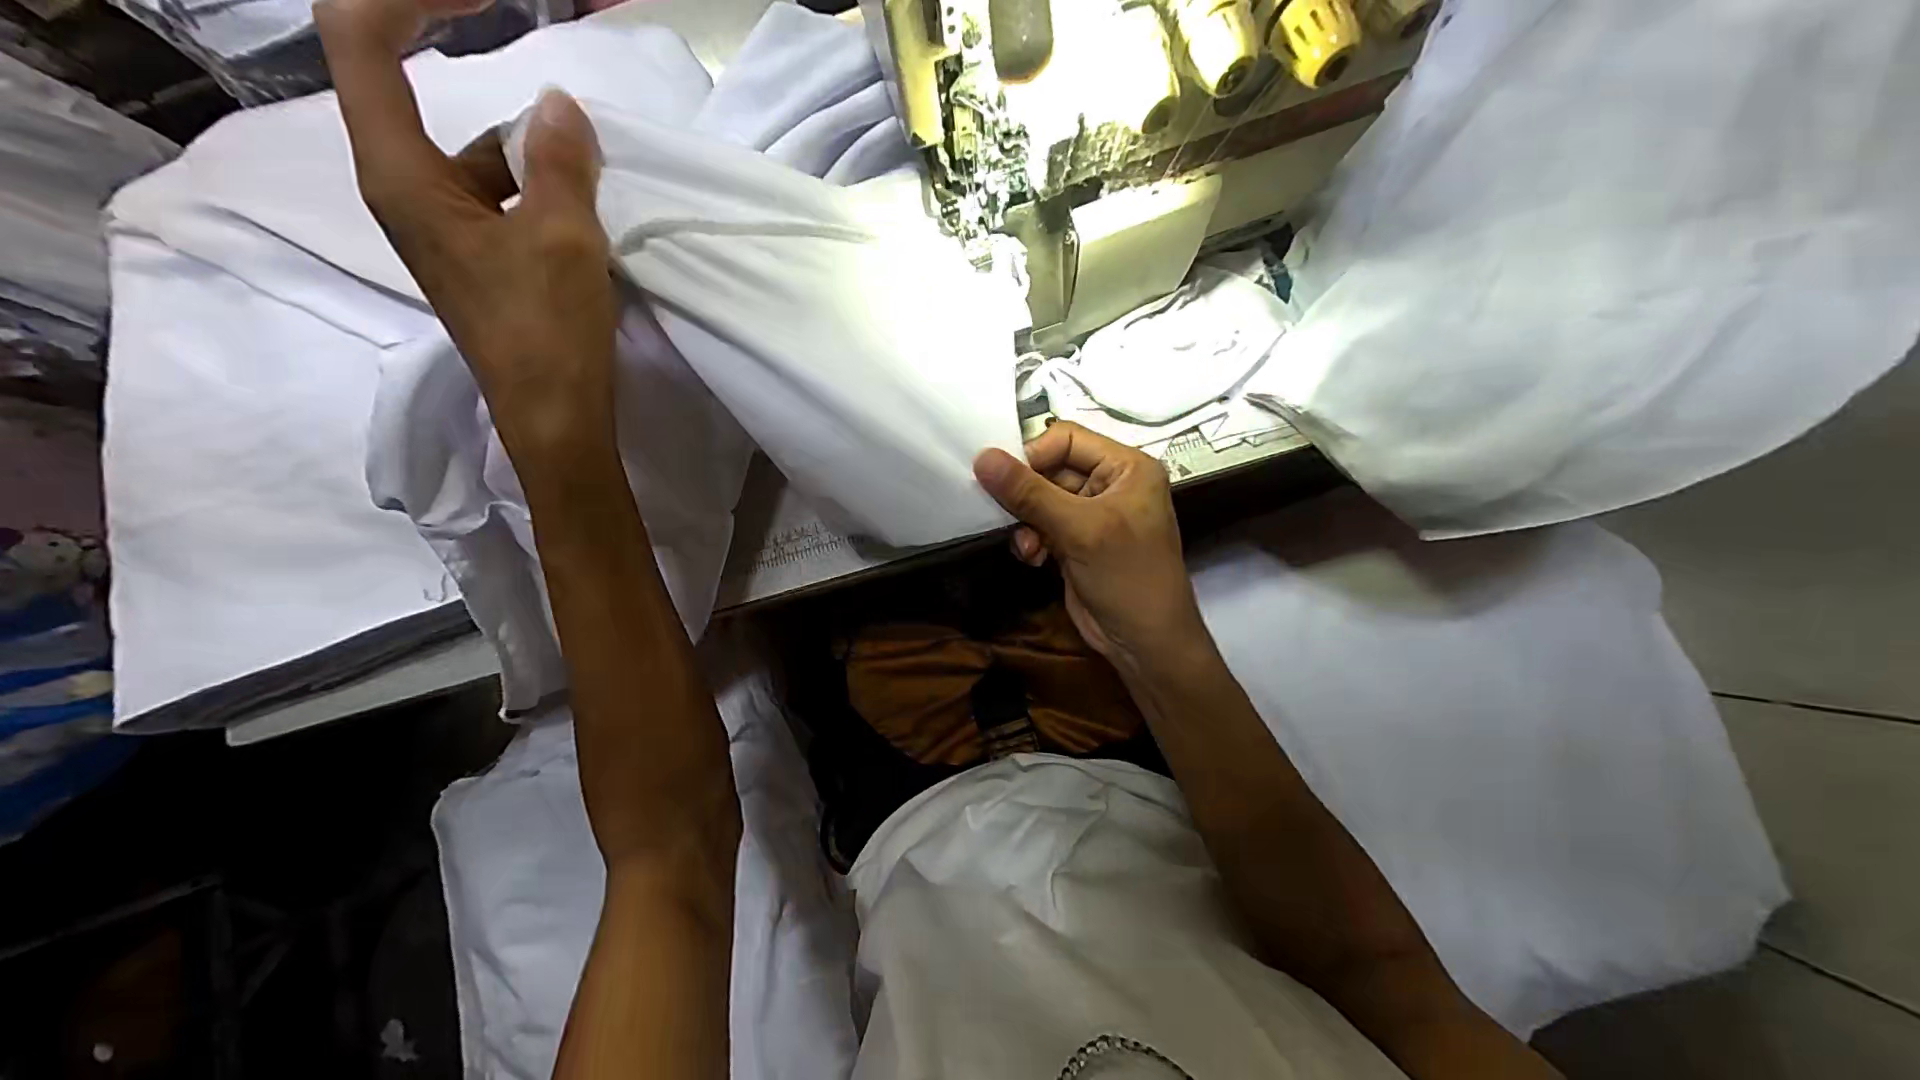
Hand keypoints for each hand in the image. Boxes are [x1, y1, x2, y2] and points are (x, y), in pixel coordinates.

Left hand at [314, 0, 617, 471]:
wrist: (554, 416)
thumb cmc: (548, 329)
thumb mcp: (563, 236)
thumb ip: (558, 161)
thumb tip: (558, 106)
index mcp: (402, 177)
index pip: (363, 45)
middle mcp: (406, 195)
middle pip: (417, 95)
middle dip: (480, 76)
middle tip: (551, 91)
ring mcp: (443, 231)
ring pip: (472, 155)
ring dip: (527, 150)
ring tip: (589, 168)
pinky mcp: (477, 260)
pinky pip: (497, 197)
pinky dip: (536, 188)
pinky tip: (582, 208)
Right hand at [973, 422, 1209, 679]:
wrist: (1145, 644)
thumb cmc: (1126, 577)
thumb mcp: (1079, 530)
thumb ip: (1029, 493)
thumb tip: (982, 457)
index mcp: (1126, 467)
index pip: (1067, 438)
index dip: (1034, 456)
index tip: (1007, 482)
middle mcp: (1110, 484)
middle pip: (1050, 469)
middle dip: (1027, 495)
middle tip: (1006, 515)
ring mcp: (1092, 515)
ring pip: (1040, 500)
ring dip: (1026, 522)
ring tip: (1027, 546)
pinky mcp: (1076, 543)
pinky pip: (1041, 526)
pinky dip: (1031, 540)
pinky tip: (1032, 559)